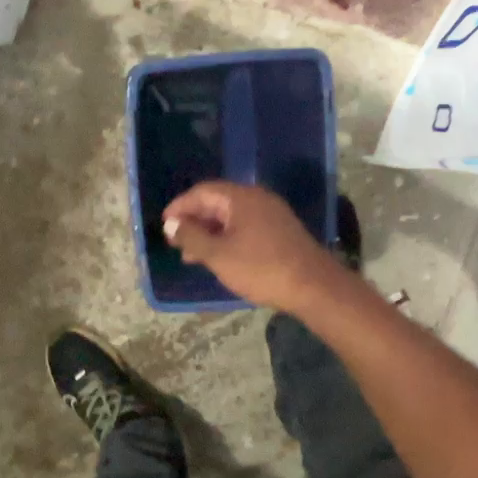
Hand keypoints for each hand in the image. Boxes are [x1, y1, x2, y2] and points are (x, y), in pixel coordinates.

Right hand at [162, 181, 348, 312]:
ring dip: (209, 233)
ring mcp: (271, 214)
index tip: (164, 224)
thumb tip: (171, 224)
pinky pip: (245, 227)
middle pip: (217, 203)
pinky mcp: (280, 231)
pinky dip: (227, 239)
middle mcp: (257, 199)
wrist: (313, 286)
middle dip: (194, 221)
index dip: (180, 206)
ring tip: (192, 256)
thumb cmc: (261, 268)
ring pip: (231, 218)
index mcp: (241, 197)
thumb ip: (191, 237)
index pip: (202, 192)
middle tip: (175, 242)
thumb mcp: (219, 255)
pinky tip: (220, 258)